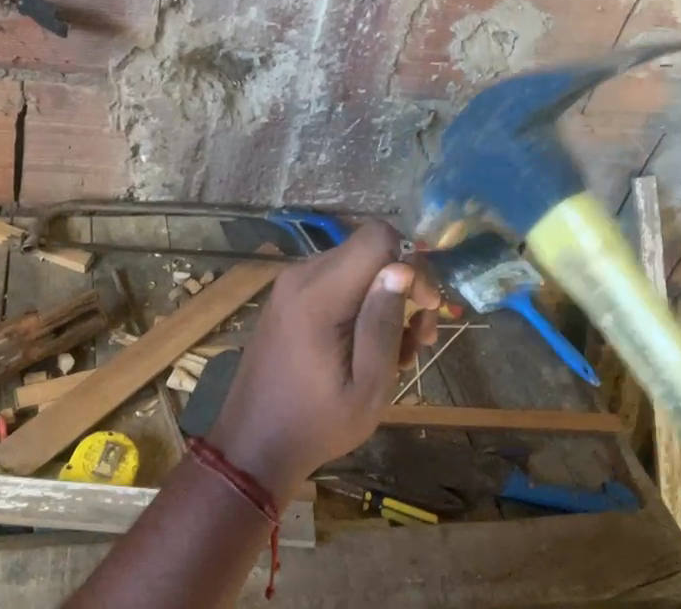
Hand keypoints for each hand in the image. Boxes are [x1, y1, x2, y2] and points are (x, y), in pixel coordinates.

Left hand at [205, 221, 441, 494]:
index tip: (425, 307)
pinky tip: (372, 350)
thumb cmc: (317, 424)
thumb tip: (402, 268)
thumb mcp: (368, 386)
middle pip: (369, 251)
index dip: (410, 264)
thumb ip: (384, 323)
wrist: (255, 444)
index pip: (376, 237)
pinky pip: (338, 283)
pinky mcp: (290, 298)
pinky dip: (362, 307)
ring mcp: (291, 285)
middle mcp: (301, 276)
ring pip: (357, 267)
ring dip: (387, 302)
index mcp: (318, 294)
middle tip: (420, 337)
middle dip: (404, 287)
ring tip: (401, 354)